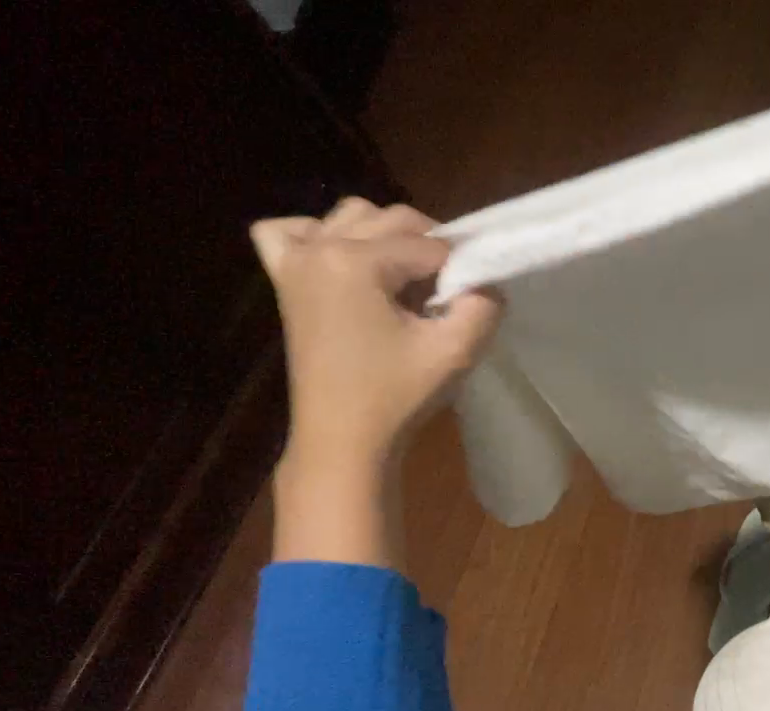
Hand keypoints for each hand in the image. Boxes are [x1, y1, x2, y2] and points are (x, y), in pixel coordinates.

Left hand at [251, 197, 501, 470]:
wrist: (344, 435)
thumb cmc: (398, 394)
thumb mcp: (456, 351)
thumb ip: (483, 306)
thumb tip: (487, 282)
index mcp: (355, 261)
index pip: (430, 245)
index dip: (461, 271)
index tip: (470, 303)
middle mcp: (318, 247)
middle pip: (392, 219)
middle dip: (430, 248)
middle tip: (449, 293)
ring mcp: (293, 260)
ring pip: (351, 216)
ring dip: (387, 237)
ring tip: (407, 281)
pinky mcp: (283, 280)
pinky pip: (291, 231)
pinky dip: (320, 235)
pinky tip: (346, 263)